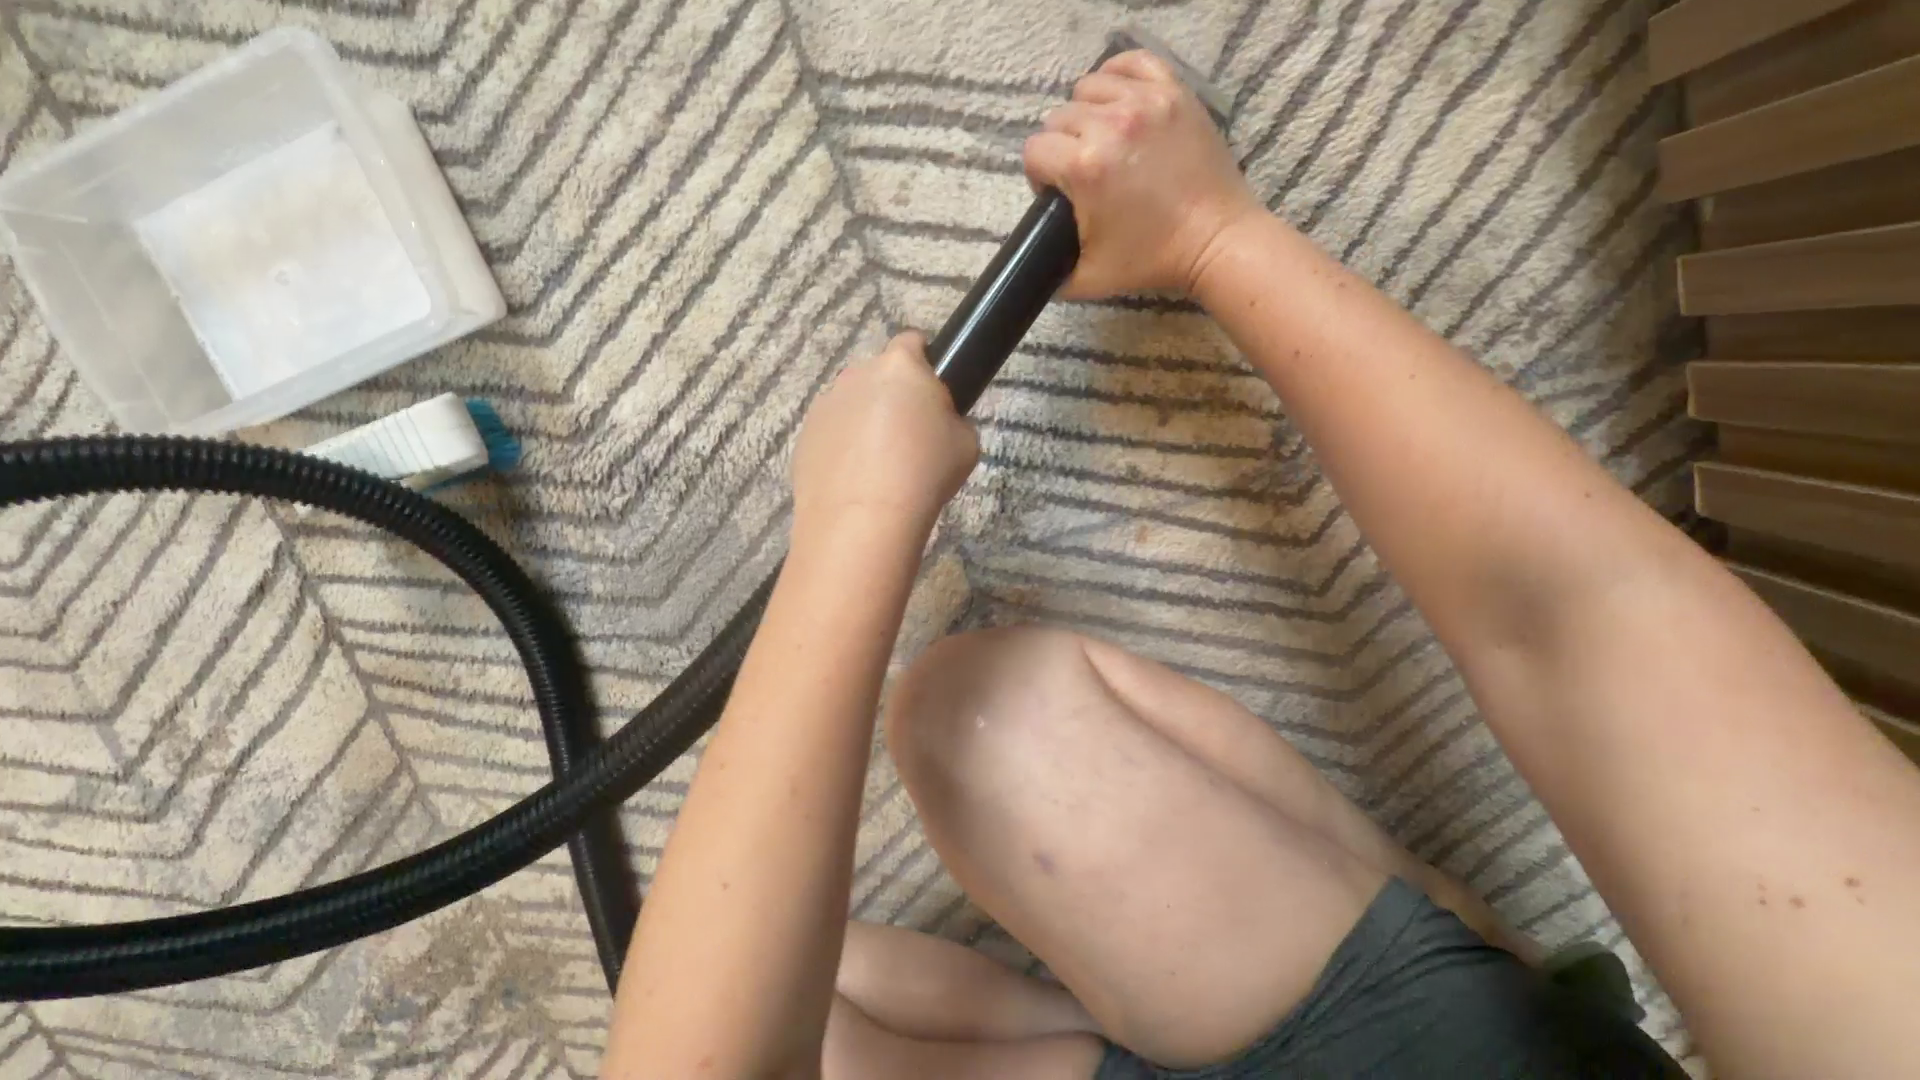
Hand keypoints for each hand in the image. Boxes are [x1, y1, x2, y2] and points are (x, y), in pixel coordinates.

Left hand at [792, 333, 979, 542]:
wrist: (863, 519)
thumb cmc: (924, 472)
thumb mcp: (966, 442)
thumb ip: (950, 419)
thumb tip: (936, 423)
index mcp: (900, 366)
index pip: (913, 342)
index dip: (926, 364)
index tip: (933, 395)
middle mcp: (856, 374)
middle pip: (879, 375)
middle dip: (893, 397)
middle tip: (910, 438)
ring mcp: (824, 404)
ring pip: (852, 405)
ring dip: (865, 423)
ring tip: (880, 467)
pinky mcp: (804, 436)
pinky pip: (831, 434)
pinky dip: (842, 449)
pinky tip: (856, 482)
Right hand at [1023, 50, 1261, 299]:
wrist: (1216, 241)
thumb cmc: (1153, 259)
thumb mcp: (1089, 279)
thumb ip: (1051, 269)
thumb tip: (1034, 256)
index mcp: (1085, 167)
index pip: (1035, 151)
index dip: (1040, 177)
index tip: (1059, 195)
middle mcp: (1111, 125)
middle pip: (1058, 118)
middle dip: (1062, 147)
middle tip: (1084, 174)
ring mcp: (1145, 103)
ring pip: (1089, 88)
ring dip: (1086, 113)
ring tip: (1103, 139)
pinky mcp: (1174, 93)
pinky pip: (1133, 62)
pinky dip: (1118, 76)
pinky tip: (1118, 101)